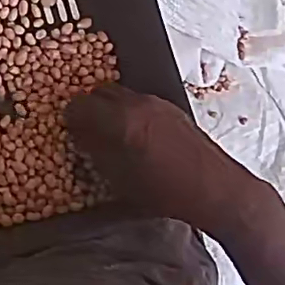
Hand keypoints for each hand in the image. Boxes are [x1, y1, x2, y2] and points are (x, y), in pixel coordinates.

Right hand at [64, 84, 273, 236]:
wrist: (216, 190)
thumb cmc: (167, 191)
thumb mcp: (121, 178)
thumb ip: (97, 152)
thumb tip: (82, 137)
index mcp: (123, 120)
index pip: (82, 105)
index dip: (70, 116)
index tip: (68, 127)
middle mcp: (140, 104)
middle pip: (101, 92)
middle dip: (89, 107)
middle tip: (83, 128)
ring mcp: (159, 104)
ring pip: (123, 95)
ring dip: (110, 108)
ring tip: (107, 133)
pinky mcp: (173, 110)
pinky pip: (140, 102)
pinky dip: (129, 112)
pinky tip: (132, 135)